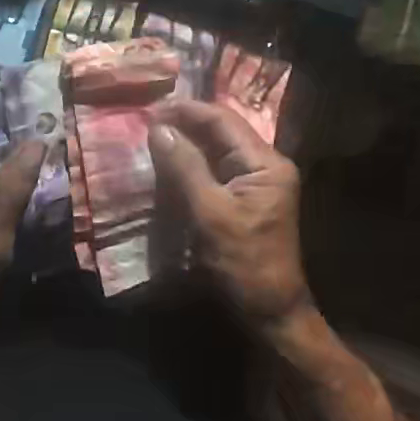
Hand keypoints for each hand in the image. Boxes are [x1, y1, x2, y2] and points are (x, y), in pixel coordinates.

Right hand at [150, 99, 310, 326]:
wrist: (271, 311)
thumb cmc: (243, 261)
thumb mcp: (209, 212)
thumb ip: (185, 166)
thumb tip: (158, 128)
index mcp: (266, 163)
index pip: (223, 120)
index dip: (187, 111)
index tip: (151, 109)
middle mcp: (266, 164)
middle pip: (222, 130)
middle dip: (185, 122)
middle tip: (148, 120)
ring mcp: (258, 181)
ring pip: (218, 147)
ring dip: (187, 140)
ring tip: (153, 135)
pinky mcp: (247, 196)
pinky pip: (217, 166)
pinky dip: (193, 160)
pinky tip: (170, 159)